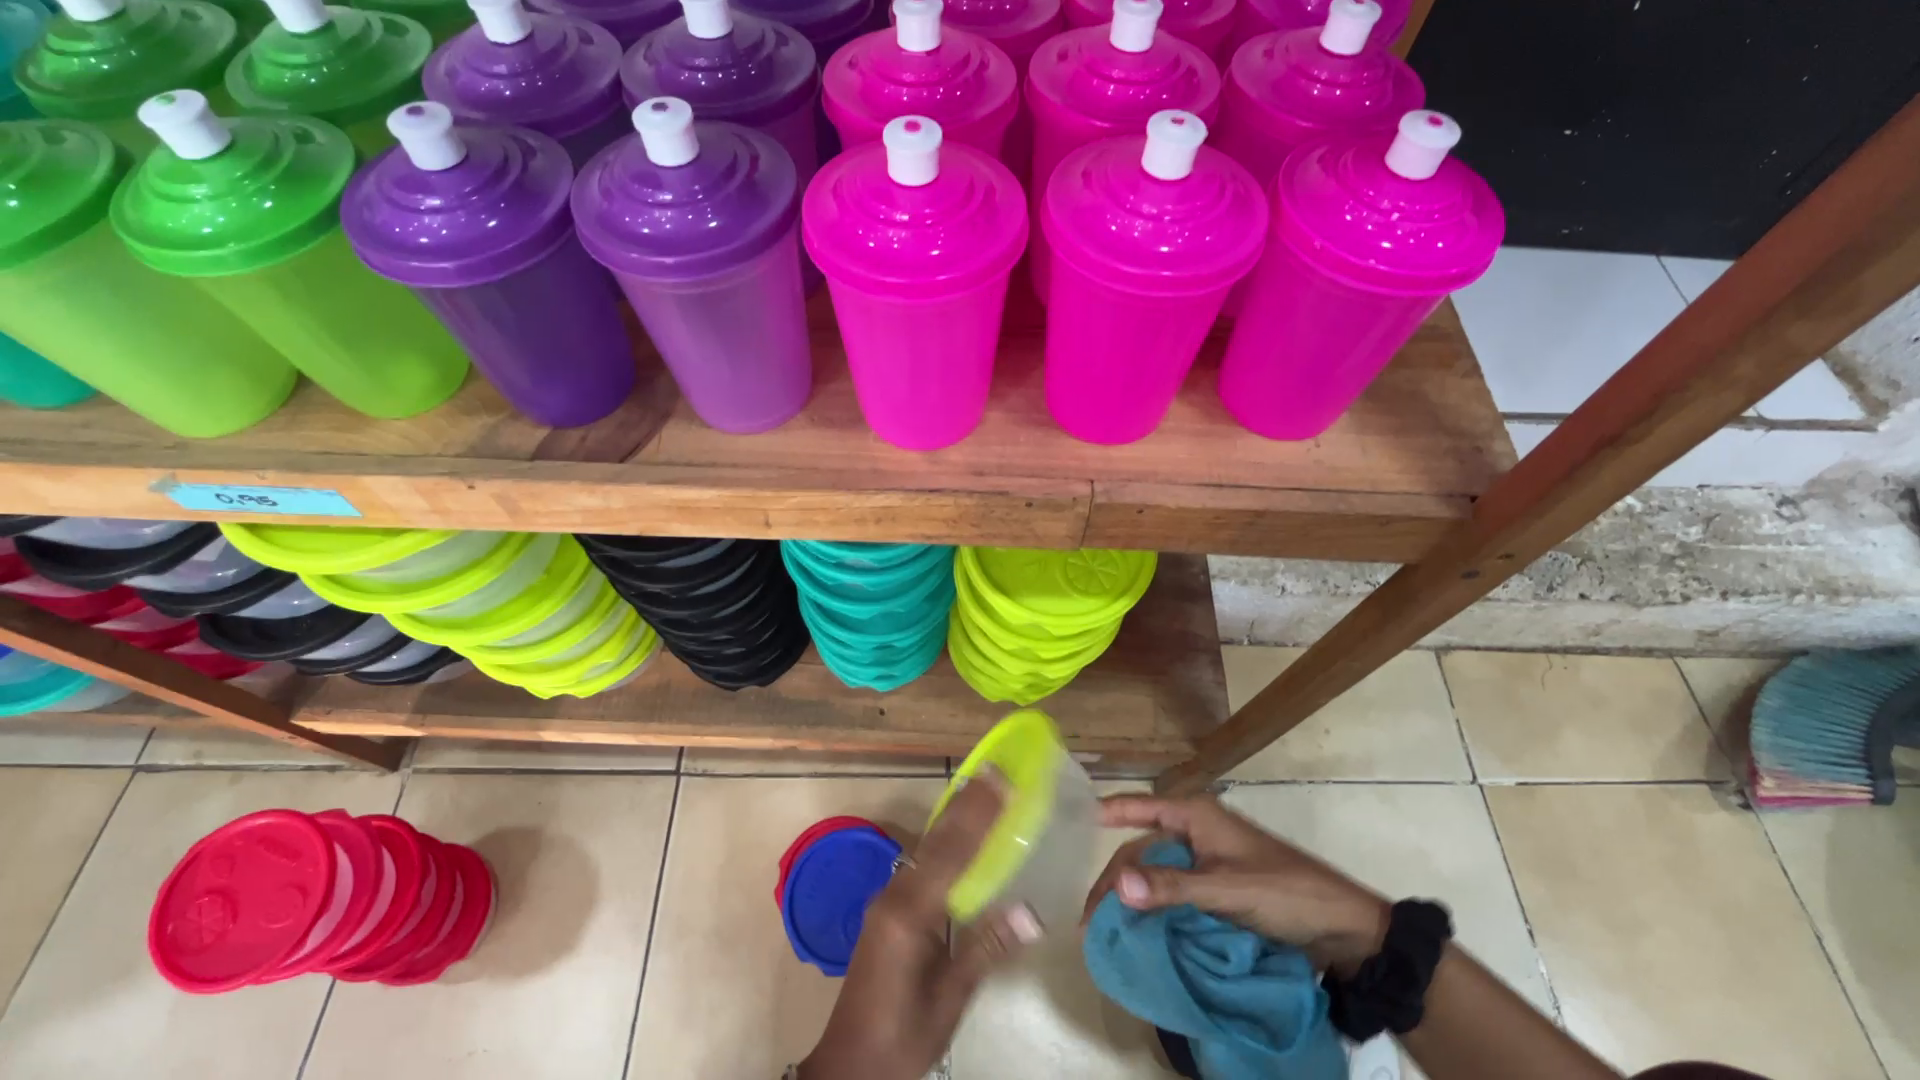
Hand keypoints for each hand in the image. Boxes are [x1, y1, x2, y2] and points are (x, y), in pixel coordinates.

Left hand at [800, 771, 1043, 1079]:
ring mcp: (887, 903)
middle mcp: (894, 897)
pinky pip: (920, 867)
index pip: (951, 854)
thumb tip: (1031, 910)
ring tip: (980, 789)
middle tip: (994, 770)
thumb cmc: (902, 1036)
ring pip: (926, 851)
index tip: (1000, 780)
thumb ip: (985, 950)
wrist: (850, 1066)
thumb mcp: (949, 998)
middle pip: (936, 843)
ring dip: (954, 818)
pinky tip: (957, 835)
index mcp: (909, 914)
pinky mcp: (887, 914)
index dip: (978, 815)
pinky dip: (943, 843)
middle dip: (966, 805)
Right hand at [1084, 794, 1388, 977]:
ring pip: (1155, 874)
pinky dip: (1154, 910)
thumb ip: (1173, 888)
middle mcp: (1197, 831)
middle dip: (1114, 880)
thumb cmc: (1287, 894)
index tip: (1075, 823)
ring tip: (1106, 930)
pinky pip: (1173, 894)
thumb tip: (1117, 885)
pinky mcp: (1217, 888)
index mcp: (1197, 815)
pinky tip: (1138, 931)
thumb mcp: (1228, 891)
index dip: (1109, 813)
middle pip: (1141, 850)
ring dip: (1131, 899)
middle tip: (1090, 921)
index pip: (1140, 807)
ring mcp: (1207, 860)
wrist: (1345, 929)